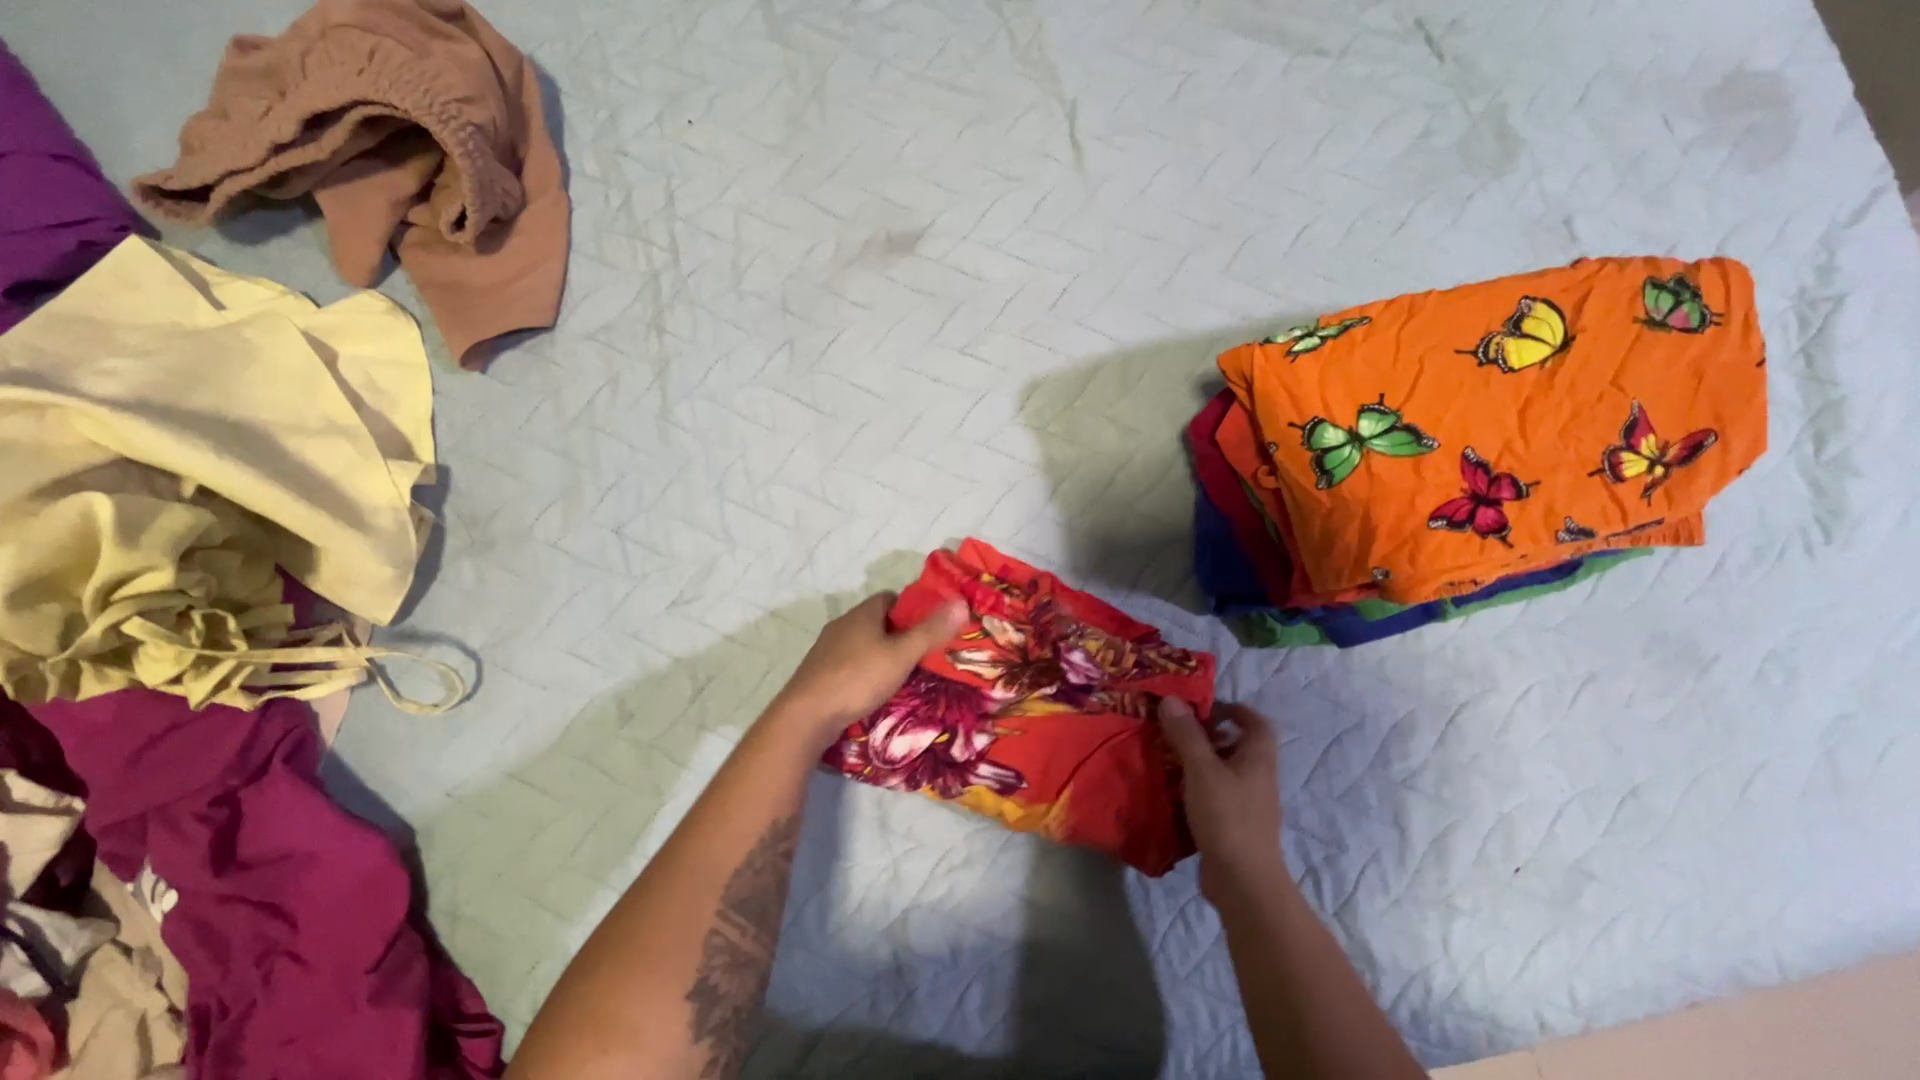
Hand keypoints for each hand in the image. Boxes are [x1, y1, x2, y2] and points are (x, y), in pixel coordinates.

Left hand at [766, 592, 967, 750]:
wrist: (806, 715)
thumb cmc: (858, 678)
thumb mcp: (901, 655)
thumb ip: (931, 631)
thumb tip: (961, 602)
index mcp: (862, 613)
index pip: (890, 598)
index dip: (912, 609)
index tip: (930, 629)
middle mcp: (842, 625)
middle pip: (876, 621)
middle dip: (899, 635)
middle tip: (921, 656)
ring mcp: (826, 650)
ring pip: (861, 644)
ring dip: (880, 655)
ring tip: (901, 676)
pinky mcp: (819, 673)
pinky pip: (848, 665)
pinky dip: (863, 673)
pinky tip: (872, 692)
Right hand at [1159, 698, 1284, 901]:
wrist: (1243, 880)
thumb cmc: (1227, 817)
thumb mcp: (1202, 770)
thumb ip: (1186, 734)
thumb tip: (1171, 699)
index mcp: (1258, 758)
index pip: (1256, 722)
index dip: (1234, 709)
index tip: (1204, 708)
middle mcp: (1258, 777)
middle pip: (1238, 745)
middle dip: (1210, 735)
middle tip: (1178, 731)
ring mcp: (1248, 803)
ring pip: (1225, 771)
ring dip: (1201, 762)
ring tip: (1169, 758)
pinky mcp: (1234, 824)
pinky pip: (1217, 795)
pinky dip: (1198, 788)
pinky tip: (1174, 792)